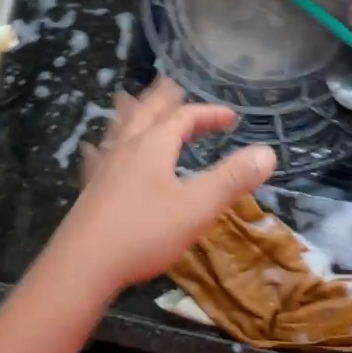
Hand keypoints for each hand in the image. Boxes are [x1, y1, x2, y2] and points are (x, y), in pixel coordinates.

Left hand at [44, 79, 277, 293]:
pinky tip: (96, 151)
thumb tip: (268, 152)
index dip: (209, 114)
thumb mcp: (197, 207)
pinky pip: (99, 157)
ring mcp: (104, 169)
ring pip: (119, 130)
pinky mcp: (90, 191)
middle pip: (145, 113)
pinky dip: (106, 146)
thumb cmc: (144, 233)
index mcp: (153, 146)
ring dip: (133, 114)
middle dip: (163, 100)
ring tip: (132, 102)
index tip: (232, 118)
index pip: (183, 117)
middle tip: (173, 87)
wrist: (83, 265)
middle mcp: (126, 149)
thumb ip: (232, 179)